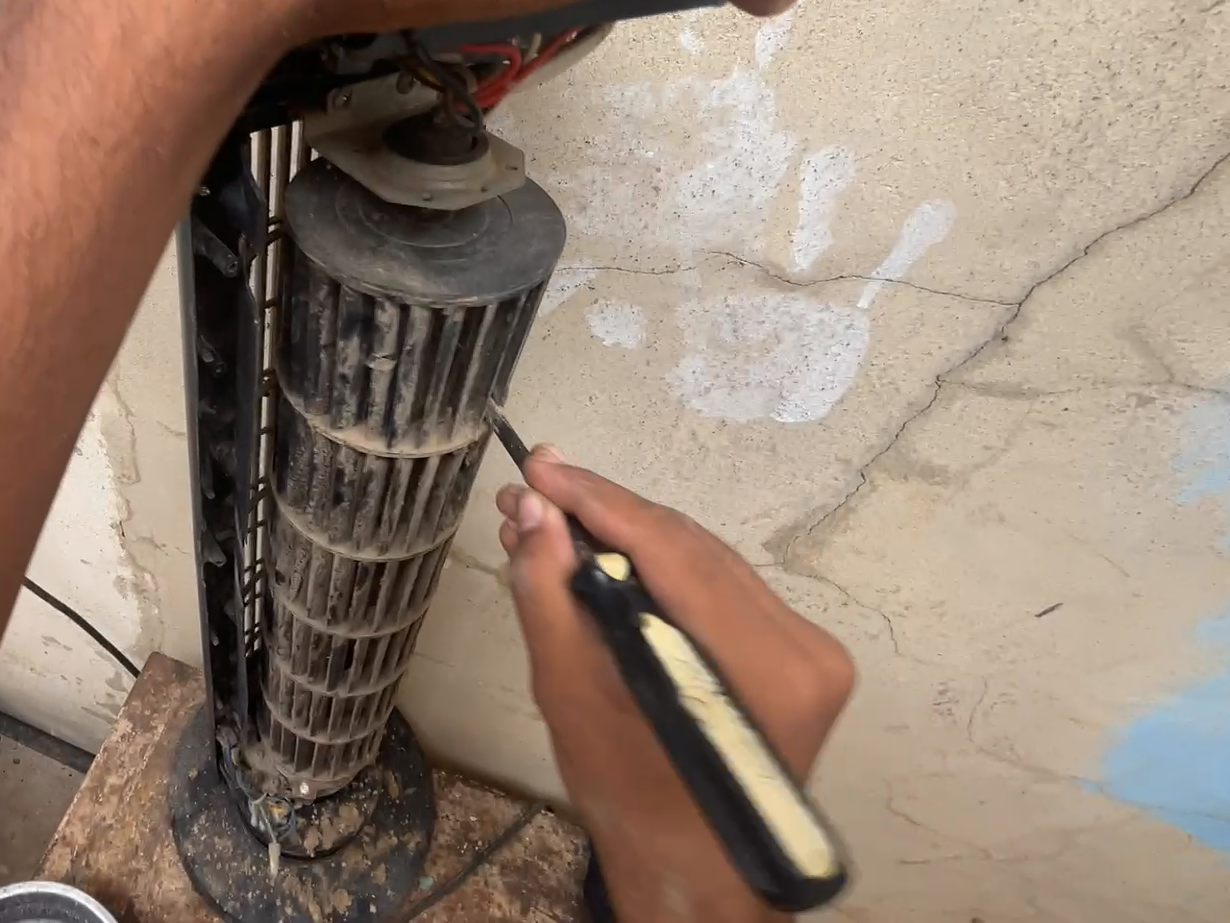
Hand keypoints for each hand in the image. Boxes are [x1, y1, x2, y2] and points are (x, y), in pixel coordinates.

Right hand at [497, 446, 854, 921]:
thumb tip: (530, 508)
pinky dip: (648, 561)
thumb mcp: (566, 687)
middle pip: (683, 542)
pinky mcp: (792, 648)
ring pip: (695, 553)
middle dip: (597, 511)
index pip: (668, 546)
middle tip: (528, 494)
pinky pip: (707, 580)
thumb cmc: (623, 789)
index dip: (593, 497)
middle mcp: (801, 643)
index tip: (534, 466)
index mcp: (759, 663)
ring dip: (618, 532)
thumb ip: (547, 590)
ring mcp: (806, 645)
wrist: (689, 866)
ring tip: (548, 521)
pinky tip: (597, 553)